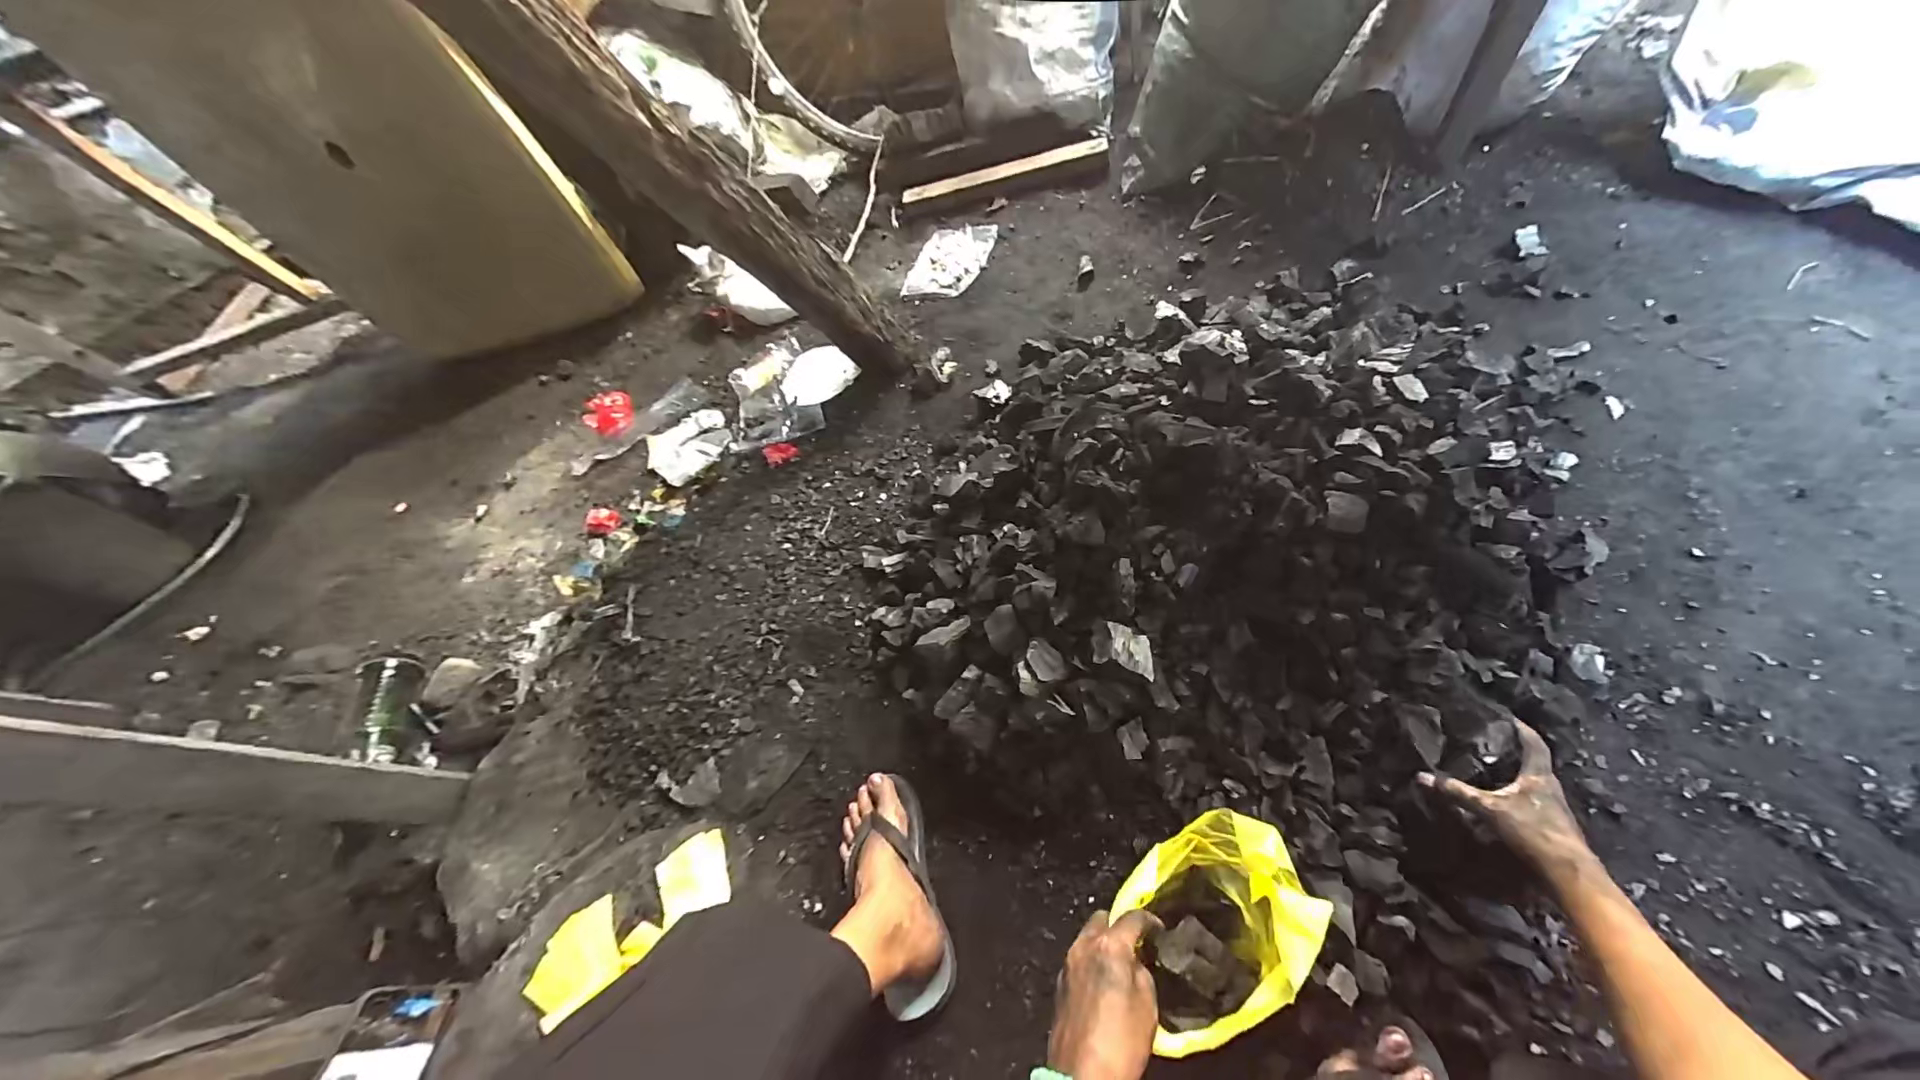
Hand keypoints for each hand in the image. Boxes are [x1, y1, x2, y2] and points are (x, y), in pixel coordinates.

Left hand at [1047, 909, 1161, 1079]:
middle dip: (1119, 926)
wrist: (1081, 1074)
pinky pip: (1079, 957)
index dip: (1149, 920)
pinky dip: (1092, 959)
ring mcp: (1068, 962)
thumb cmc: (1121, 1040)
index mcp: (1108, 946)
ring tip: (1120, 964)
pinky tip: (1103, 981)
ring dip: (1103, 943)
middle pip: (1102, 918)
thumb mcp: (1147, 1005)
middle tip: (1136, 946)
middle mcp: (1084, 945)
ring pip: (1087, 936)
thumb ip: (1142, 971)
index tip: (1160, 930)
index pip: (1131, 917)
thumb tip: (1134, 960)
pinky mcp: (1060, 981)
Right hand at [1418, 719, 1594, 879]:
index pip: (1534, 744)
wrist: (1569, 873)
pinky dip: (1514, 791)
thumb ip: (1458, 792)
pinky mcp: (1550, 822)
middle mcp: (1550, 787)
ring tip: (1489, 766)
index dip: (1521, 728)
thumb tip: (1422, 776)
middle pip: (1533, 761)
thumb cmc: (1534, 831)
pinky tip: (1499, 796)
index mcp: (1540, 776)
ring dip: (1514, 772)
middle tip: (1489, 740)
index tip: (1505, 716)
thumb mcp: (1490, 809)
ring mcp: (1552, 806)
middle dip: (1513, 750)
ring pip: (1531, 780)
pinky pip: (1529, 797)